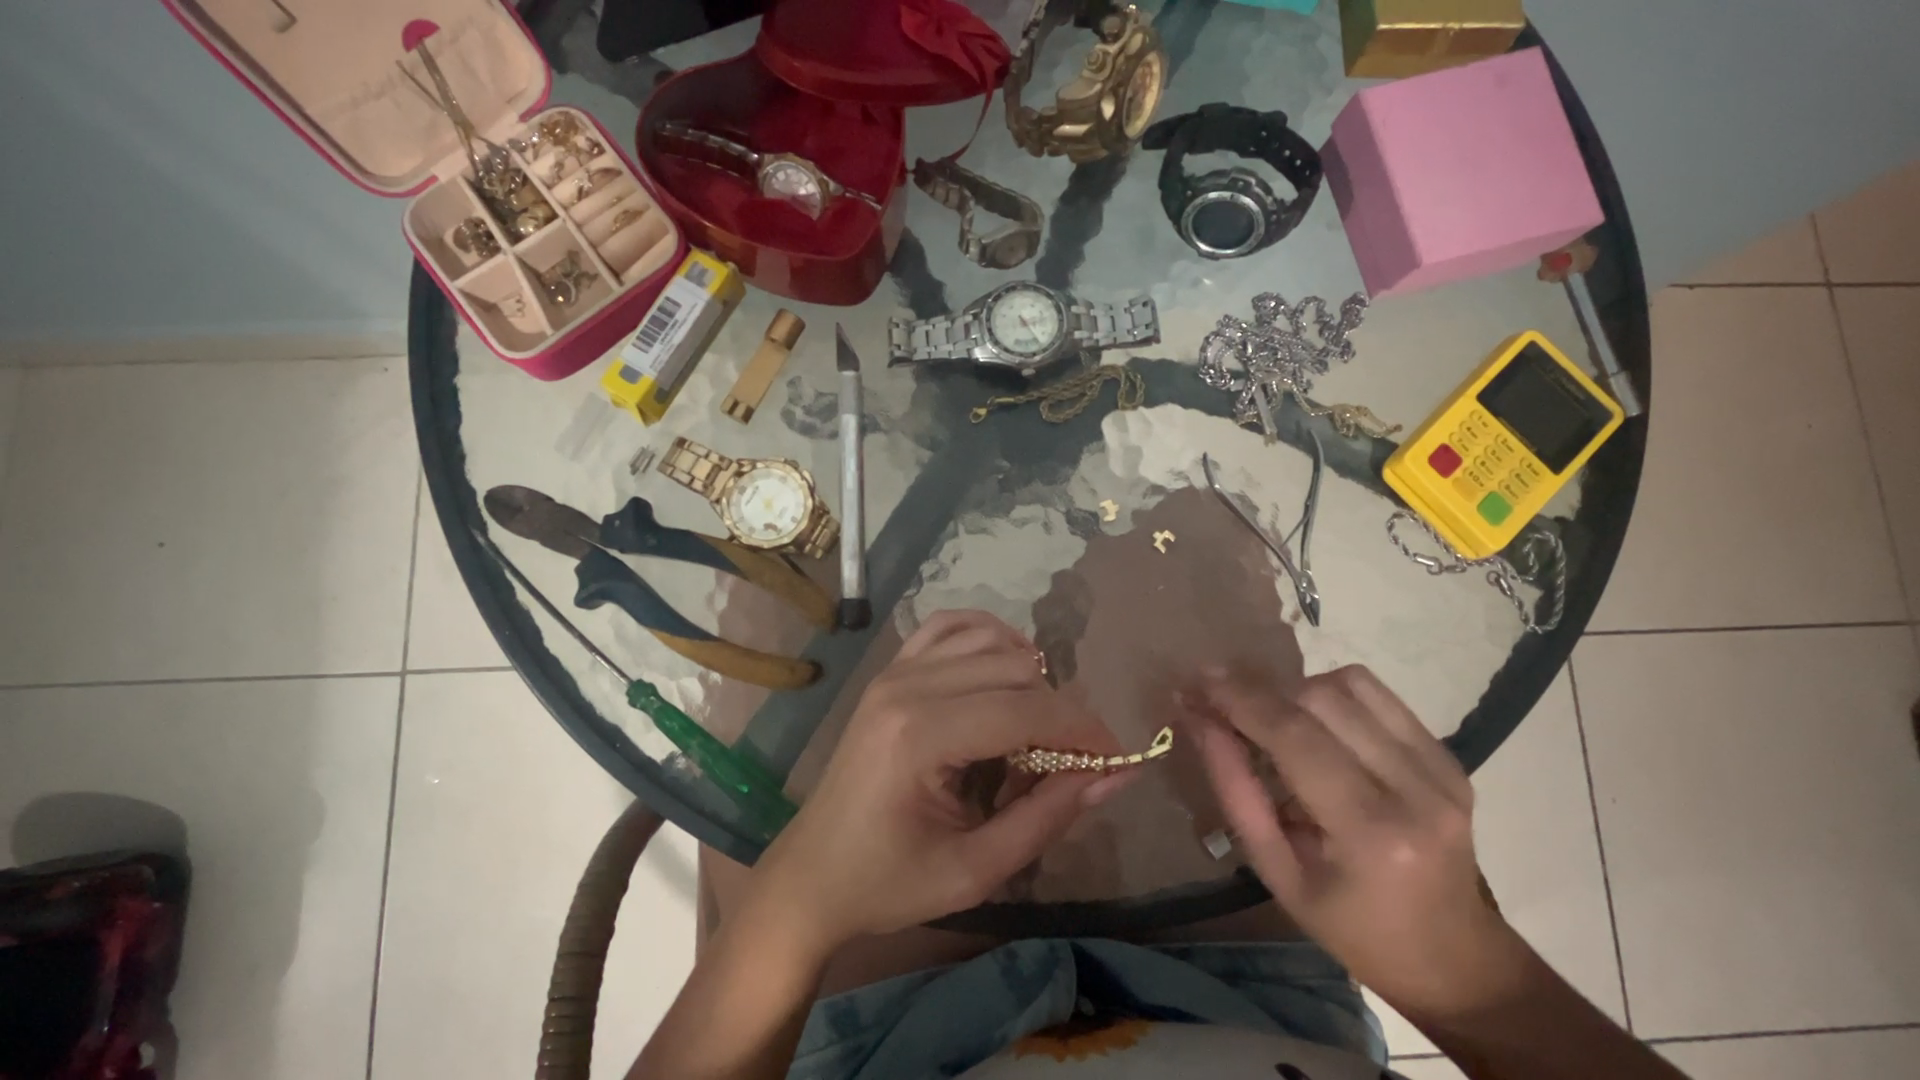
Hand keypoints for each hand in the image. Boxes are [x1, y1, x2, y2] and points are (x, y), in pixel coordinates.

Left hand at [748, 611, 1132, 953]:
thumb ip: (1047, 817)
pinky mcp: (889, 672)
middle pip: (1016, 670)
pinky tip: (1005, 672)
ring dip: (1029, 678)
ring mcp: (893, 672)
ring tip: (1035, 731)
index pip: (1027, 711)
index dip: (1083, 731)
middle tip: (1070, 763)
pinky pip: (949, 627)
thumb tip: (1114, 775)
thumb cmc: (888, 883)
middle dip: (1060, 712)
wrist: (812, 876)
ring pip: (991, 641)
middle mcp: (906, 687)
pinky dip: (988, 639)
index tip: (1117, 759)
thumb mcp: (975, 871)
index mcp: (920, 736)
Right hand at [1186, 664, 1528, 1019]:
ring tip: (1276, 722)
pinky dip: (1336, 698)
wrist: (1452, 958)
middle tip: (1224, 705)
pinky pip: (1381, 697)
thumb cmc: (1350, 928)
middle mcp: (1415, 788)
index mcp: (1371, 832)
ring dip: (1299, 691)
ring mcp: (1441, 768)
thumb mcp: (1277, 873)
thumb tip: (1198, 721)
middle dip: (1263, 693)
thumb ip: (1236, 791)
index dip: (1240, 700)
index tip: (1196, 683)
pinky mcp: (1450, 758)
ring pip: (1352, 685)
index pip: (1295, 736)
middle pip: (1322, 698)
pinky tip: (1319, 726)